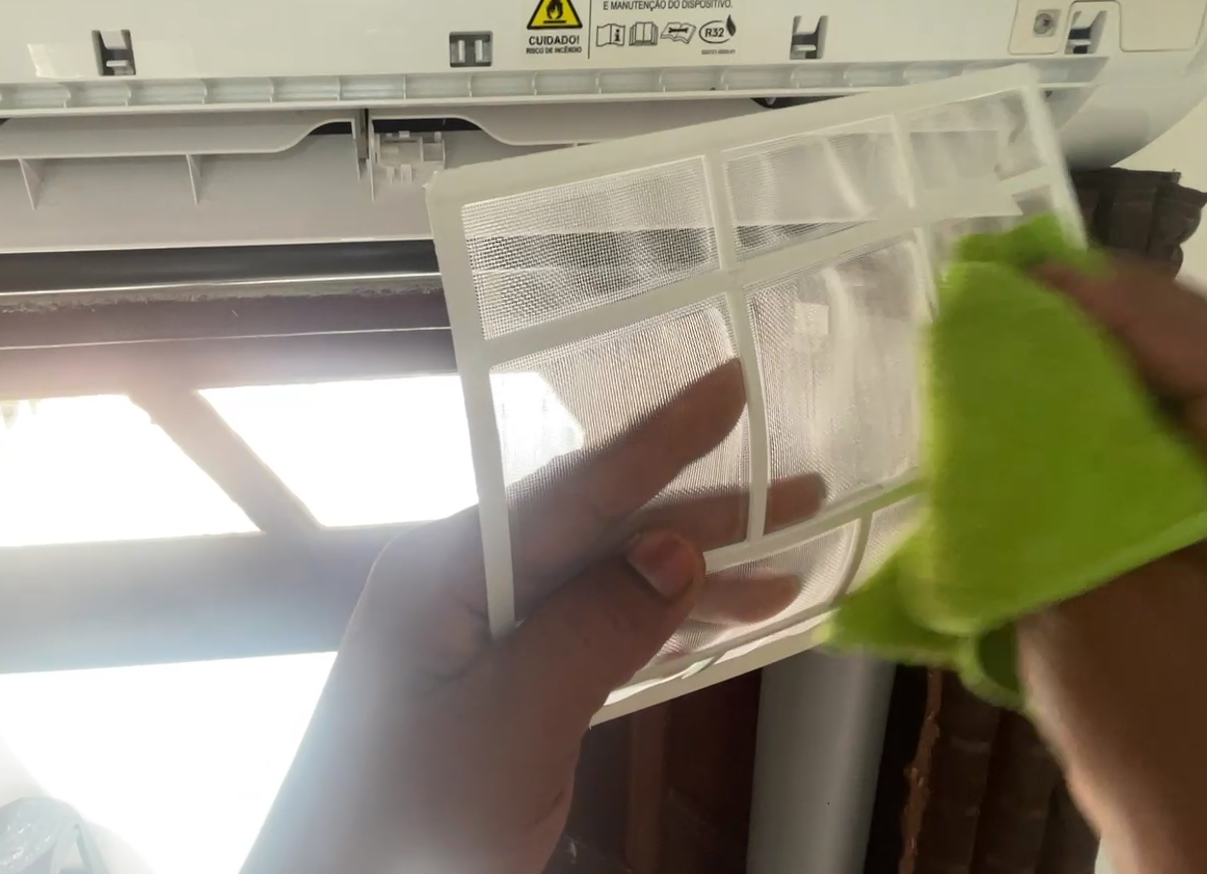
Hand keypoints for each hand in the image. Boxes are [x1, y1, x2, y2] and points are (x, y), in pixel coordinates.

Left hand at [242, 363, 825, 873]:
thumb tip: (676, 548)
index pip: (573, 489)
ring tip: (780, 573)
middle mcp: (463, 574)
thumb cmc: (408, 819)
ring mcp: (478, 622)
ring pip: (598, 579)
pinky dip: (648, 625)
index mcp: (449, 564)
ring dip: (687, 576)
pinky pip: (583, 625)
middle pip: (595, 528)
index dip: (660, 440)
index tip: (729, 386)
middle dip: (699, 513)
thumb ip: (592, 628)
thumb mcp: (510, 725)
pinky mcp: (494, 668)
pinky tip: (704, 621)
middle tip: (798, 492)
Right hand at [1022, 261, 1206, 873]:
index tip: (1040, 272)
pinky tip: (1085, 403)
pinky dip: (1146, 415)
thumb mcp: (1092, 599)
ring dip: (1143, 360)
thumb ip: (1049, 486)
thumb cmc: (1165, 737)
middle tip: (1038, 282)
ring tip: (1054, 322)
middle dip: (1142, 317)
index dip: (1139, 307)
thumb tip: (995, 394)